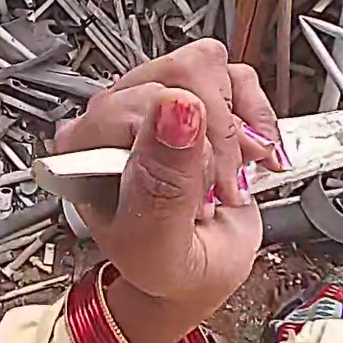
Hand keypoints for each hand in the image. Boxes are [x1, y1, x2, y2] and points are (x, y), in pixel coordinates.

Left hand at [54, 39, 284, 342]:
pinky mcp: (192, 101)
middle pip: (180, 74)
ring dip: (236, 128)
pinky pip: (234, 77)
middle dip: (218, 140)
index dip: (189, 148)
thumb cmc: (165, 267)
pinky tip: (247, 157)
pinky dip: (256, 119)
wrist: (194, 275)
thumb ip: (164, 184)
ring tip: (228, 174)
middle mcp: (113, 115)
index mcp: (86, 145)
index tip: (202, 194)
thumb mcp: (159, 245)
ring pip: (207, 67)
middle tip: (219, 188)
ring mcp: (153, 103)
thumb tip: (176, 109)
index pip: (145, 101)